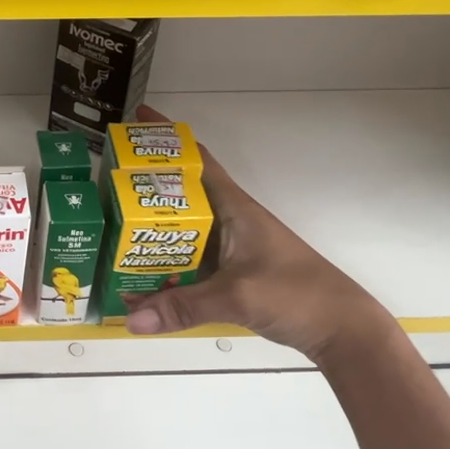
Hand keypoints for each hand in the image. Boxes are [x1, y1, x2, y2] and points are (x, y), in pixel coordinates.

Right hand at [122, 106, 396, 361]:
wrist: (343, 330)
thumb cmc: (296, 294)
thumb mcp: (236, 297)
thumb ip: (183, 307)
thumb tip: (131, 320)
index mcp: (234, 207)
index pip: (196, 159)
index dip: (166, 137)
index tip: (136, 117)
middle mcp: (229, 221)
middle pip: (180, 194)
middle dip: (144, 188)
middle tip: (106, 187)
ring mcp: (232, 248)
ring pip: (183, 231)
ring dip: (152, 232)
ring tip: (113, 234)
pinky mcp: (234, 274)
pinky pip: (190, 262)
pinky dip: (166, 266)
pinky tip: (143, 280)